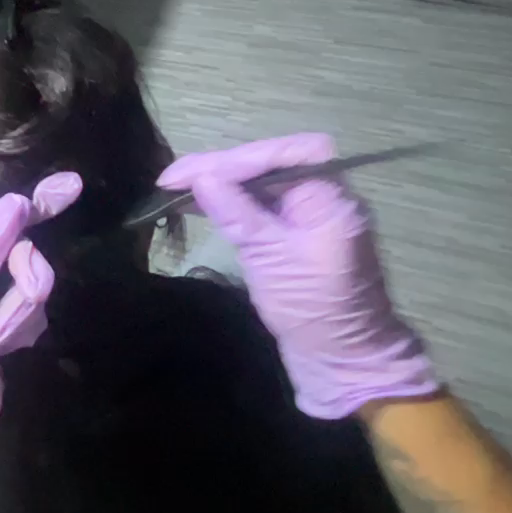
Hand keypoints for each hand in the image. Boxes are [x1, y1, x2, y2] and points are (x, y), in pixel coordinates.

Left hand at [0, 173, 81, 510]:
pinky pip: (32, 315)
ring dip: (19, 314)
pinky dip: (21, 330)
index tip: (72, 187)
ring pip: (33, 287)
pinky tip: (2, 350)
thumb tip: (17, 203)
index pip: (1, 220)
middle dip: (24, 282)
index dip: (36, 205)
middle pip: (25, 254)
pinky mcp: (4, 334)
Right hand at [157, 133, 438, 418]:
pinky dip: (224, 199)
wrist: (341, 360)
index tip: (198, 173)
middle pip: (269, 163)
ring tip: (172, 186)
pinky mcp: (287, 234)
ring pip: (257, 182)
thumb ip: (238, 213)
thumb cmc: (314, 309)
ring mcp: (304, 216)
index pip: (291, 152)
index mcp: (331, 199)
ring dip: (216, 181)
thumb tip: (202, 177)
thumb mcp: (272, 258)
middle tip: (170, 178)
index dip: (243, 156)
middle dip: (220, 166)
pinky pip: (254, 203)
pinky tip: (194, 202)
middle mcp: (321, 198)